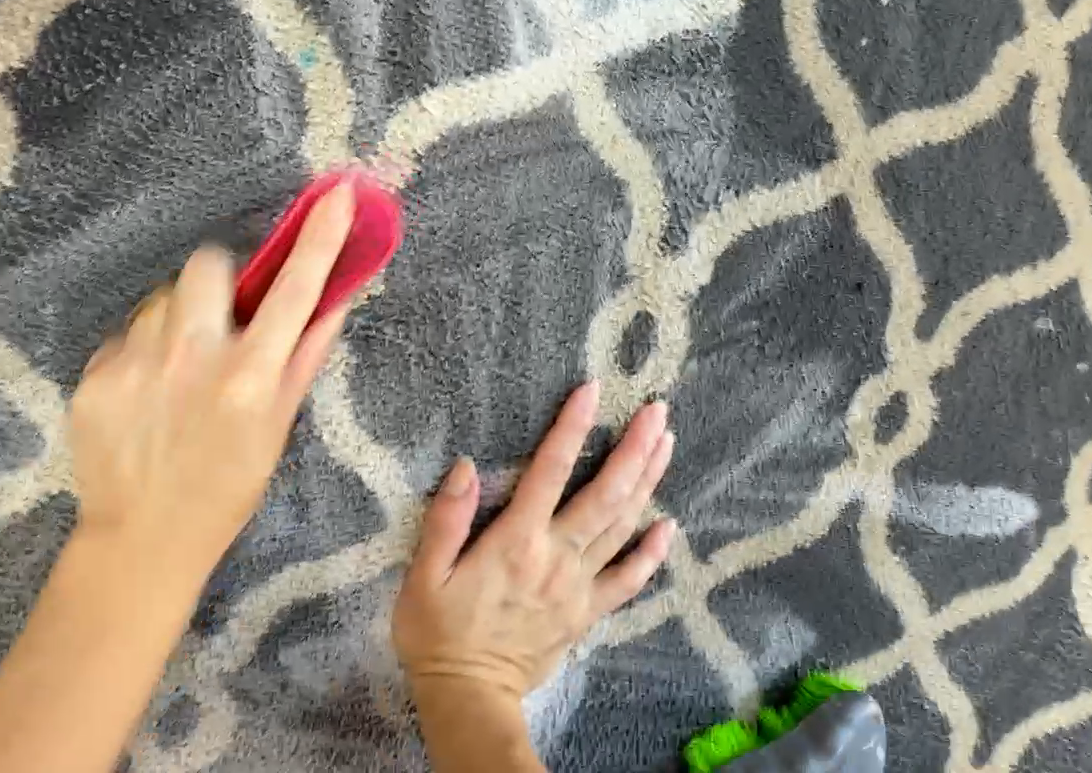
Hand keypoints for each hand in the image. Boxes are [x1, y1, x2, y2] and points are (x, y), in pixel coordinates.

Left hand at [68, 182, 357, 569]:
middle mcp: (194, 359)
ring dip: (175, 323)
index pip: (294, 291)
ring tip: (173, 372)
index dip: (319, 238)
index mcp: (250, 376)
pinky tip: (142, 395)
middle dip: (217, 282)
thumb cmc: (226, 488)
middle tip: (217, 320)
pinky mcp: (96, 376)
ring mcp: (138, 364)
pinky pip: (126, 335)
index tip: (336, 194)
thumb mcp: (278, 428)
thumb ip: (303, 358)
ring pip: (162, 301)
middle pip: (206, 264)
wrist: (142, 540)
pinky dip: (140, 353)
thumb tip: (333, 300)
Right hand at [392, 382, 675, 698]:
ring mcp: (578, 587)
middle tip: (658, 410)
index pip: (550, 471)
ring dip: (647, 482)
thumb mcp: (423, 575)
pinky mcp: (587, 613)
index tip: (592, 391)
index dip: (572, 427)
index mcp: (515, 541)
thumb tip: (466, 465)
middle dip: (633, 448)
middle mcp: (556, 558)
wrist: (468, 699)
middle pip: (605, 495)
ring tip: (667, 443)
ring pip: (622, 526)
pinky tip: (669, 526)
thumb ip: (445, 519)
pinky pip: (628, 580)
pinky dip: (651, 552)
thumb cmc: (437, 632)